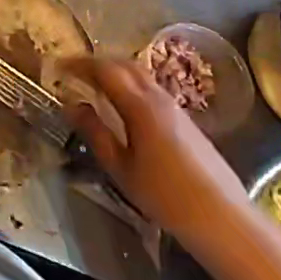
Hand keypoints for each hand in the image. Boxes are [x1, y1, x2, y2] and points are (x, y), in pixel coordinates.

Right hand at [66, 58, 249, 241]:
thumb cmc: (165, 195)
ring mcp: (175, 106)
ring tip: (94, 84)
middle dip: (97, 63)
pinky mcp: (185, 118)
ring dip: (115, 72)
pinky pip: (151, 88)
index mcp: (140, 105)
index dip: (79, 64)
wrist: (221, 216)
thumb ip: (95, 132)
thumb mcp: (120, 168)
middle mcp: (158, 97)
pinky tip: (123, 103)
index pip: (105, 70)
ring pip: (140, 75)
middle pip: (124, 65)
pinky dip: (130, 84)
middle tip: (74, 71)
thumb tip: (72, 105)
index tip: (59, 65)